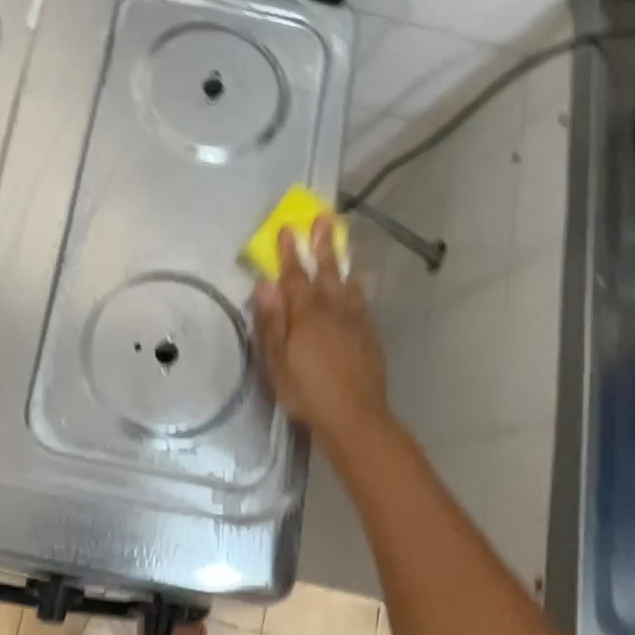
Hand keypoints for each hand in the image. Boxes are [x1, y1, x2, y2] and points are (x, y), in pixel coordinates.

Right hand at [252, 217, 390, 447]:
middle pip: (326, 272)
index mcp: (306, 315)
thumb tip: (265, 284)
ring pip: (347, 284)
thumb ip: (272, 321)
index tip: (287, 229)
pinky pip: (361, 302)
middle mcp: (332, 311)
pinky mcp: (369, 336)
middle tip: (323, 218)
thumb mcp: (277, 361)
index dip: (290, 253)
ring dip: (341, 262)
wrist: (355, 416)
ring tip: (340, 242)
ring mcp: (355, 322)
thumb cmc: (307, 391)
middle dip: (322, 245)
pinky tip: (356, 285)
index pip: (294, 277)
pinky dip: (356, 288)